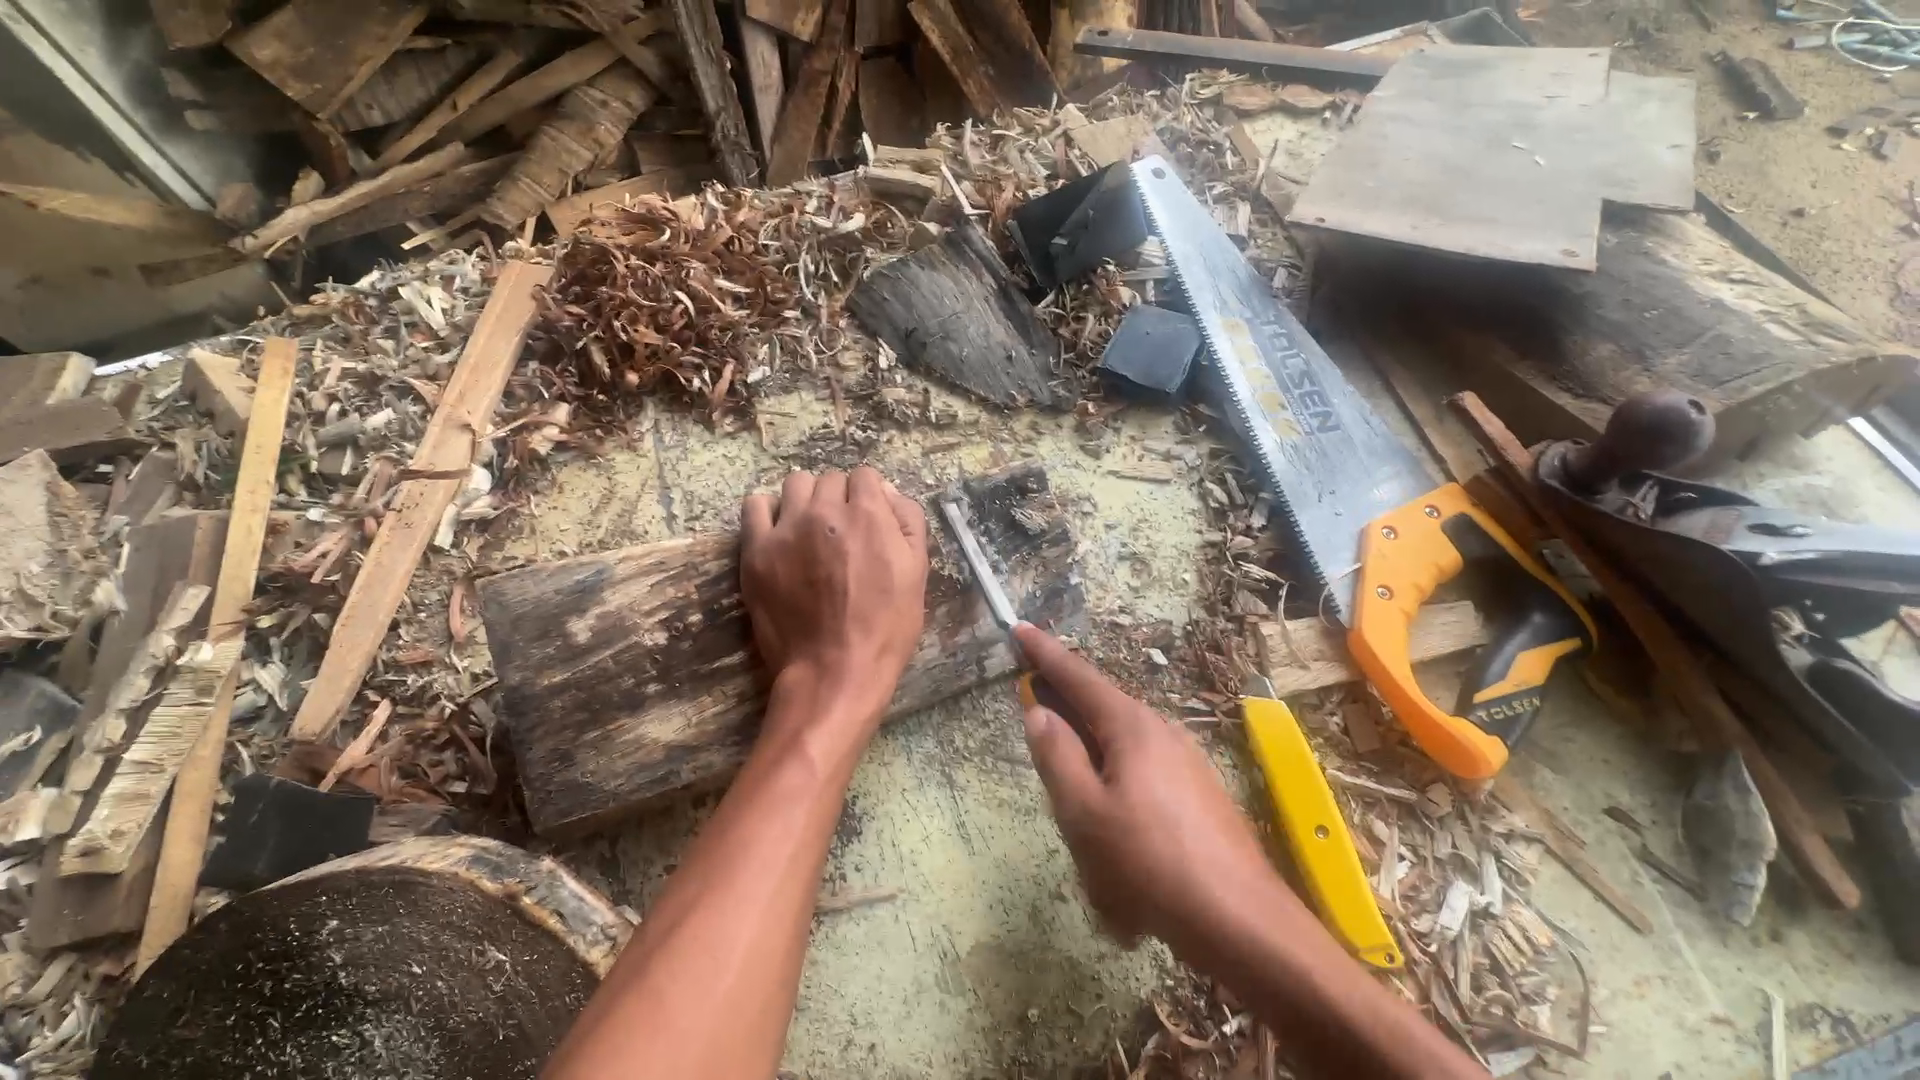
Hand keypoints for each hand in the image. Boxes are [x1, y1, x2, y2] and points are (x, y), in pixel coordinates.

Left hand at [741, 468, 928, 727]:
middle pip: (831, 479)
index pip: (866, 476)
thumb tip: (889, 493)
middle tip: (842, 533)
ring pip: (795, 485)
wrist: (835, 671)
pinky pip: (755, 506)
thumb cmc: (885, 628)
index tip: (868, 520)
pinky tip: (778, 532)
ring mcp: (786, 528)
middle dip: (840, 498)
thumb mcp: (918, 574)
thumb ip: (908, 523)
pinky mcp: (756, 550)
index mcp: (868, 514)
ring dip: (807, 499)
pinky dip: (768, 511)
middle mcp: (825, 511)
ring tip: (809, 530)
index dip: (869, 497)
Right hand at [1016, 623, 1289, 959]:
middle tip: (1051, 780)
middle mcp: (1162, 732)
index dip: (1044, 653)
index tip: (1019, 629)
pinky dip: (1119, 807)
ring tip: (1090, 845)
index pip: (1078, 676)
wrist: (1239, 918)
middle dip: (1069, 738)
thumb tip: (1039, 711)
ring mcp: (1186, 763)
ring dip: (1095, 787)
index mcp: (1132, 726)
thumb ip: (1056, 755)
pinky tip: (1121, 859)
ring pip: (1121, 759)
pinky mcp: (1198, 796)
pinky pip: (1143, 786)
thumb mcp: (1084, 811)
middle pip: (1100, 718)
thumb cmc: (1149, 861)